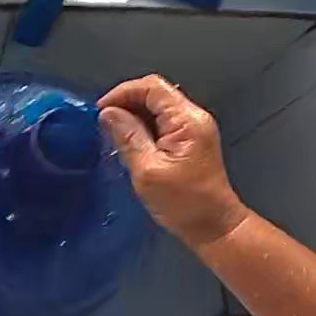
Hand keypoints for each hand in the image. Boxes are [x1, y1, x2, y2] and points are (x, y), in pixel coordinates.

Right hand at [98, 75, 248, 246]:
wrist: (214, 227)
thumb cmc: (184, 204)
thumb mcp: (147, 171)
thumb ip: (128, 137)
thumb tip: (108, 114)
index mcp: (187, 121)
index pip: (152, 87)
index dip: (123, 93)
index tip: (102, 110)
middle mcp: (194, 118)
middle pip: (155, 93)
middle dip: (126, 103)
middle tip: (104, 123)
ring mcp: (193, 128)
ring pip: (157, 107)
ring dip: (133, 115)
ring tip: (113, 133)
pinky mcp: (189, 140)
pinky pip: (162, 122)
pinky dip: (143, 127)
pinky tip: (130, 142)